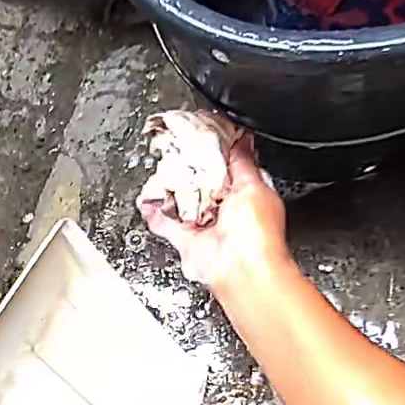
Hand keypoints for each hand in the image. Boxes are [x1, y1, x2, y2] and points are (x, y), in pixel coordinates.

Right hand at [138, 131, 288, 286]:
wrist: (240, 268)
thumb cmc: (257, 233)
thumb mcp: (254, 184)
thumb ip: (243, 162)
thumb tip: (242, 140)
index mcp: (247, 194)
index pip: (229, 166)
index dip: (217, 151)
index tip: (203, 135)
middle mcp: (225, 210)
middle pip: (202, 183)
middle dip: (190, 169)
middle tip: (176, 150)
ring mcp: (204, 225)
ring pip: (183, 201)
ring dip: (171, 188)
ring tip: (160, 170)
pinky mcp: (185, 239)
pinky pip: (165, 222)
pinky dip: (154, 212)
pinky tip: (146, 200)